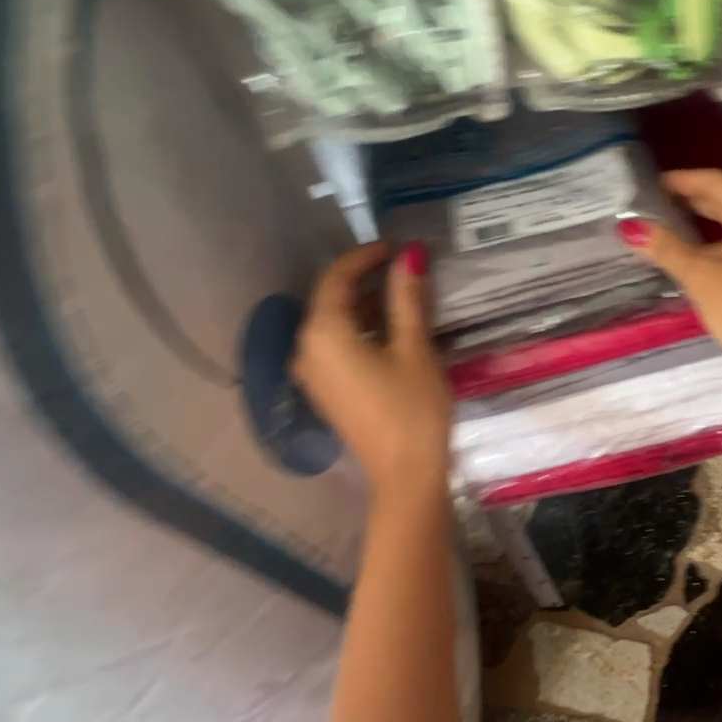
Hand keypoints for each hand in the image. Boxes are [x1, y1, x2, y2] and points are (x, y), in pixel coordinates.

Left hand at [294, 241, 453, 497]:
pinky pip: (337, 350)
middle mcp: (306, 348)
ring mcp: (312, 374)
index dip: (365, 257)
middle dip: (367, 283)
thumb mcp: (415, 349)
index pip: (337, 277)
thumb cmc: (413, 409)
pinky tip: (391, 336)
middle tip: (405, 272)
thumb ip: (408, 300)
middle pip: (332, 301)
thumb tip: (410, 256)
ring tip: (404, 302)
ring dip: (366, 310)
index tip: (397, 248)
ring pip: (335, 327)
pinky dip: (361, 334)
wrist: (405, 474)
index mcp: (324, 331)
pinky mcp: (326, 393)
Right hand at [622, 170, 721, 373]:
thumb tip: (631, 229)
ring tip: (685, 233)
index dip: (684, 181)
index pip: (716, 182)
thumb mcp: (700, 278)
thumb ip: (667, 248)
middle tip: (666, 205)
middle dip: (699, 203)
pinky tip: (715, 260)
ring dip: (716, 227)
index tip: (658, 185)